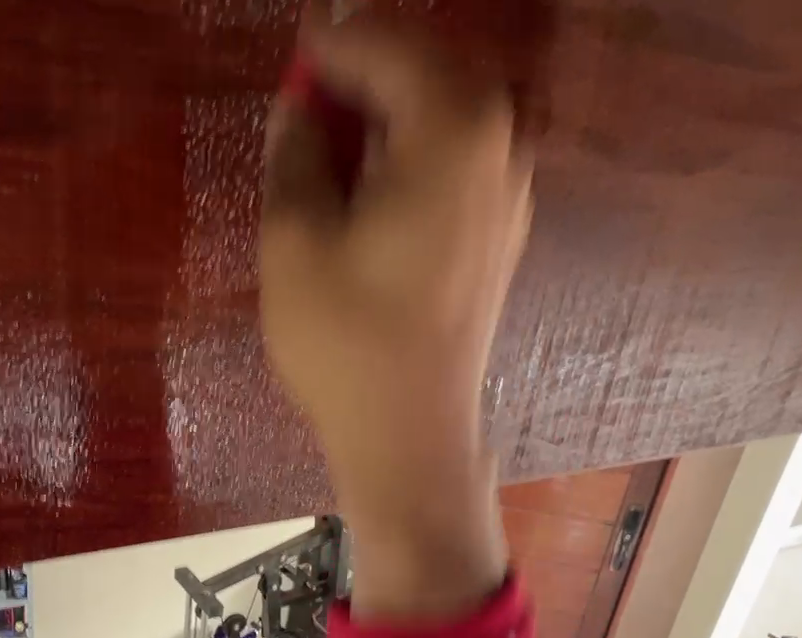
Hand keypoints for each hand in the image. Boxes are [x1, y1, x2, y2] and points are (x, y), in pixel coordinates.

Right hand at [261, 4, 532, 619]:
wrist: (406, 430)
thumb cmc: (342, 339)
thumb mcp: (293, 240)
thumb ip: (294, 154)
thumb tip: (298, 107)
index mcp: (451, 130)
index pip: (389, 46)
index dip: (332, 43)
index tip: (292, 49)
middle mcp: (500, 143)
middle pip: (430, 68)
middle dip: (365, 68)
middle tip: (305, 91)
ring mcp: (509, 189)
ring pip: (446, 113)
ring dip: (387, 109)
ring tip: (328, 134)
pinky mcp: (498, 229)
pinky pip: (454, 157)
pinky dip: (409, 148)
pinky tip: (367, 179)